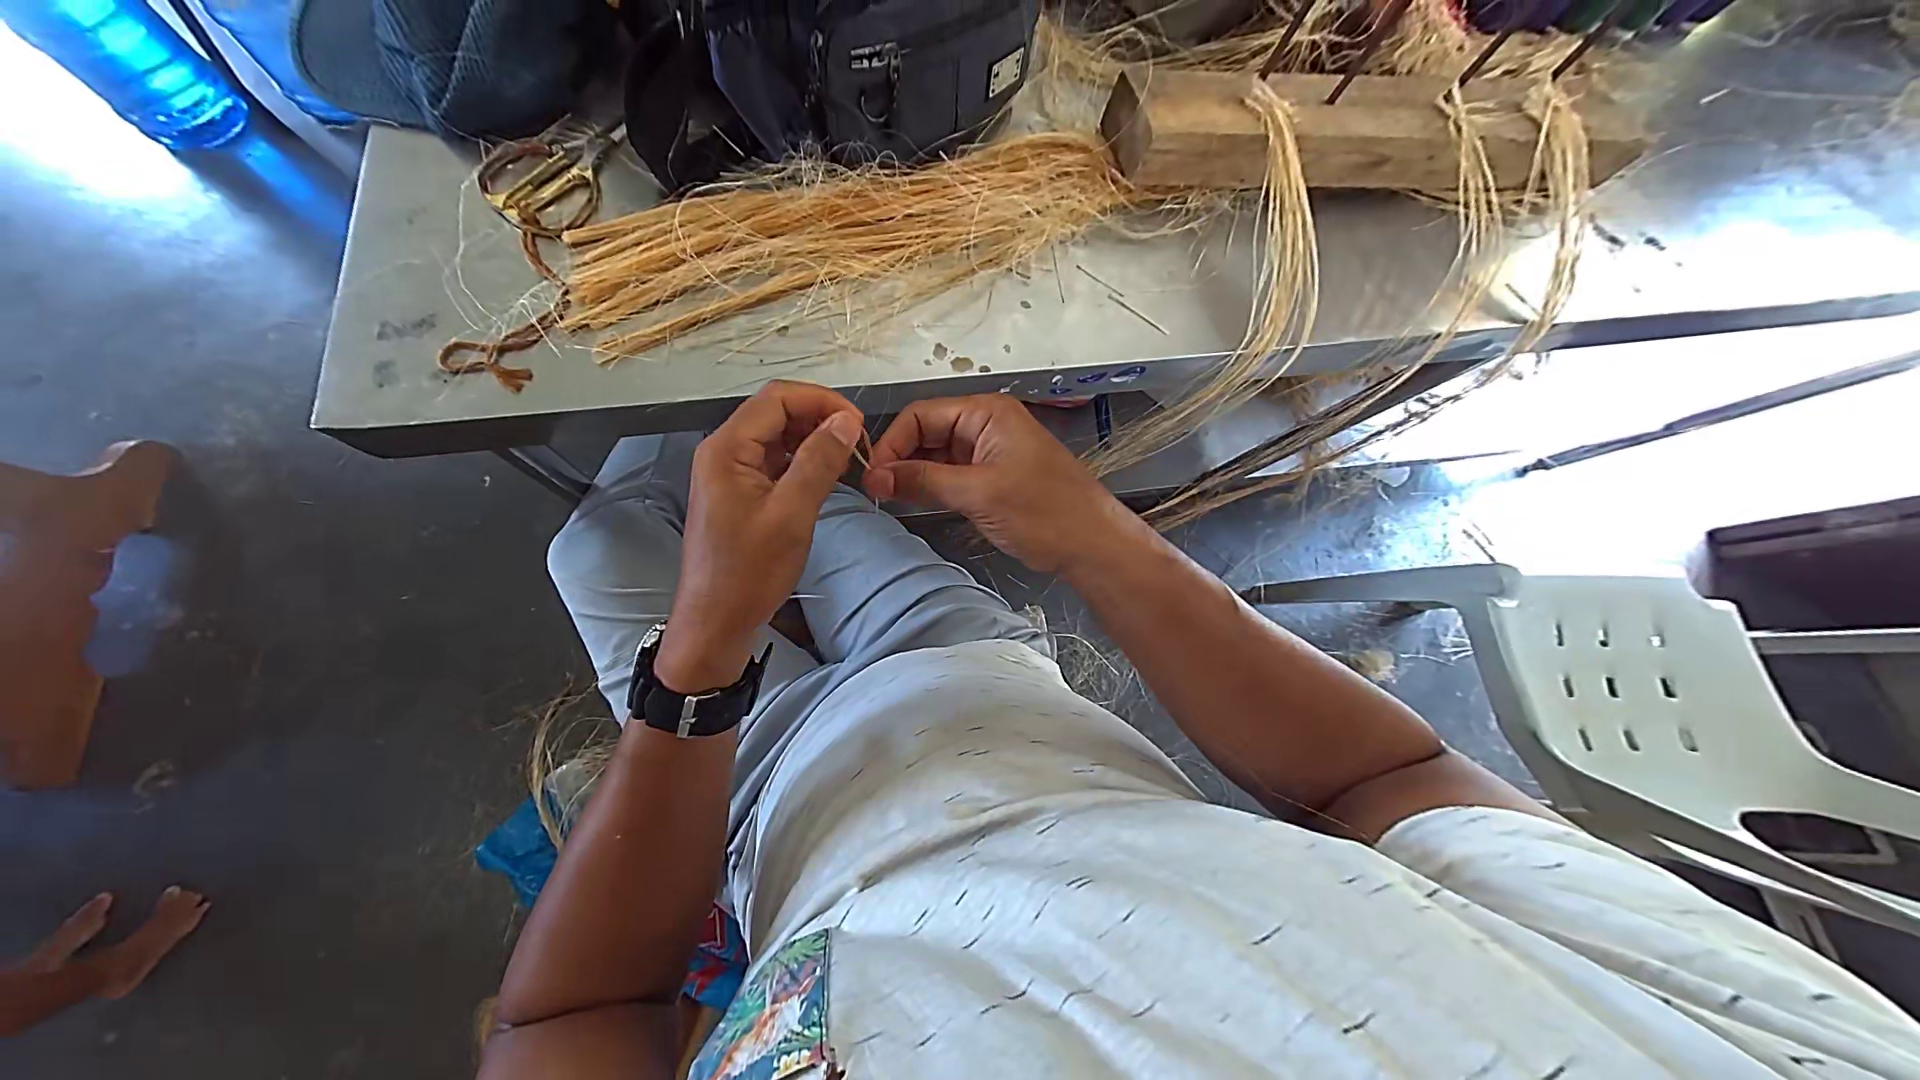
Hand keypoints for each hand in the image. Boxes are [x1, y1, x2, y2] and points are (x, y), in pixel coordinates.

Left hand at [657, 381, 863, 692]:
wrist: (716, 622)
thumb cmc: (747, 574)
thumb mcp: (791, 514)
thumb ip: (819, 461)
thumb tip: (845, 422)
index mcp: (727, 450)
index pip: (777, 399)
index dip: (822, 402)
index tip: (857, 424)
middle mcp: (724, 453)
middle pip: (776, 412)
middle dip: (820, 418)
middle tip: (857, 442)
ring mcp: (731, 473)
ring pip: (778, 437)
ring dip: (814, 440)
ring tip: (847, 458)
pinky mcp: (741, 493)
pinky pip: (775, 462)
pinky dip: (803, 462)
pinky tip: (826, 475)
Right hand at [863, 395, 1140, 573]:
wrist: (1092, 545)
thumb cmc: (1048, 512)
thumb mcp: (979, 494)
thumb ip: (924, 481)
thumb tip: (878, 477)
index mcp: (987, 413)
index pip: (921, 415)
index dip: (892, 443)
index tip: (873, 476)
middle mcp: (986, 425)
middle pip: (926, 432)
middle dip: (900, 458)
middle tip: (877, 490)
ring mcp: (990, 452)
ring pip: (936, 454)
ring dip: (914, 473)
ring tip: (890, 497)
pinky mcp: (992, 477)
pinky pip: (951, 473)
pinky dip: (931, 485)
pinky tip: (914, 500)